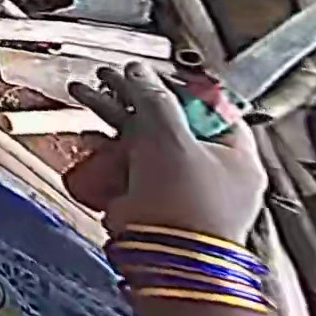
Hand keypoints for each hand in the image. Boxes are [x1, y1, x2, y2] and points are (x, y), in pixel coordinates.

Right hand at [71, 62, 266, 242]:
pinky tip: (88, 132)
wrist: (163, 245)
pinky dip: (104, 139)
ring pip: (139, 131)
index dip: (177, 86)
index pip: (210, 107)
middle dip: (131, 94)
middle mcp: (208, 163)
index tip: (147, 72)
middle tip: (106, 76)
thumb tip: (138, 71)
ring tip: (81, 92)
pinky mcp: (146, 183)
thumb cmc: (184, 196)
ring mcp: (175, 174)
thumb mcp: (170, 137)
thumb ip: (153, 99)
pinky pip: (124, 153)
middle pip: (166, 116)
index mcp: (234, 154)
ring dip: (109, 110)